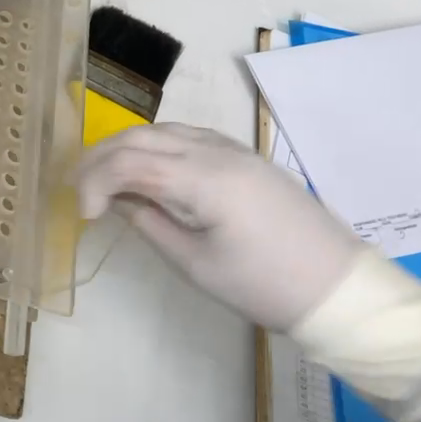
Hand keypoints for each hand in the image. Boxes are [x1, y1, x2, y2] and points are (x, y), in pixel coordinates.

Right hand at [76, 123, 361, 329]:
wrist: (342, 291)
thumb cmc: (264, 286)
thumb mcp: (194, 263)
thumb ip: (146, 221)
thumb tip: (114, 199)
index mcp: (204, 179)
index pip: (128, 162)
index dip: (94, 183)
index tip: (86, 216)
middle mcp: (216, 151)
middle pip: (138, 137)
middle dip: (99, 159)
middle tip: (78, 189)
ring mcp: (233, 149)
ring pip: (159, 130)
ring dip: (123, 149)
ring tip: (104, 178)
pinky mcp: (243, 156)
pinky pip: (184, 136)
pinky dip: (152, 147)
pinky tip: (145, 170)